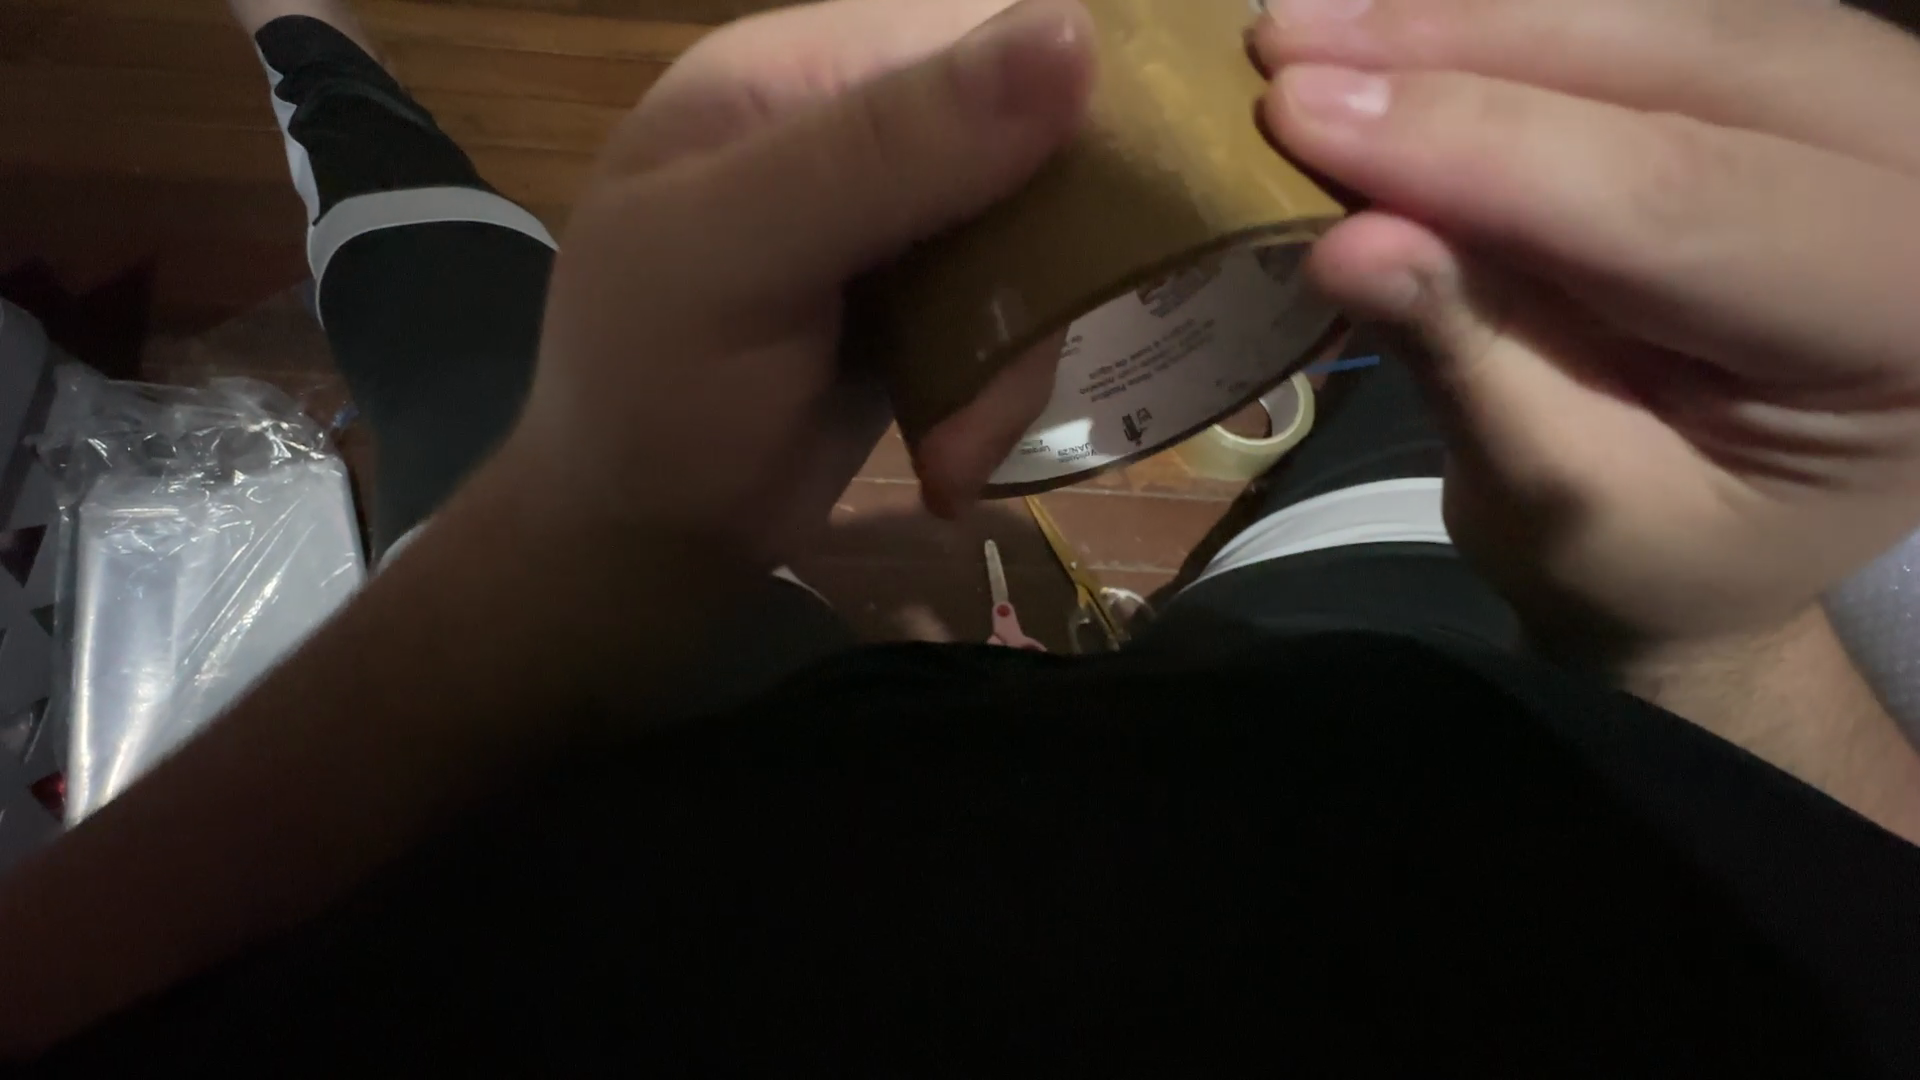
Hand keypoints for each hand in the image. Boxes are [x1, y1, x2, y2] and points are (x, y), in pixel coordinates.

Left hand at [507, 0, 1094, 562]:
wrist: (654, 530)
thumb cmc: (657, 393)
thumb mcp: (736, 259)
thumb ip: (880, 151)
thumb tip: (1074, 33)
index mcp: (800, 76)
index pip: (976, 35)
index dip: (1059, 112)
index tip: (1086, 229)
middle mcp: (862, 142)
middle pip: (1029, 165)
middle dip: (1029, 294)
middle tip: (991, 396)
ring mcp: (901, 239)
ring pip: (1032, 268)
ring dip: (1008, 378)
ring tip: (952, 458)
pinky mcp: (926, 318)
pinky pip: (1007, 333)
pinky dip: (994, 405)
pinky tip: (949, 462)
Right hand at [1251, 0, 1919, 662]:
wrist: (1710, 561)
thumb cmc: (1636, 562)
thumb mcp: (1545, 492)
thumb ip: (1463, 359)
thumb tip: (1343, 245)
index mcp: (1899, 323)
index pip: (1665, 199)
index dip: (1464, 148)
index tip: (1295, 112)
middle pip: (1678, 64)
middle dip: (1454, 51)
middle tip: (1286, 45)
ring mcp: (1881, 119)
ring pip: (1666, 18)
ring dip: (1467, 18)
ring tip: (1313, 26)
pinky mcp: (1796, 104)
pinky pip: (1653, 31)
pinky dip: (1507, 28)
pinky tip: (1405, 26)